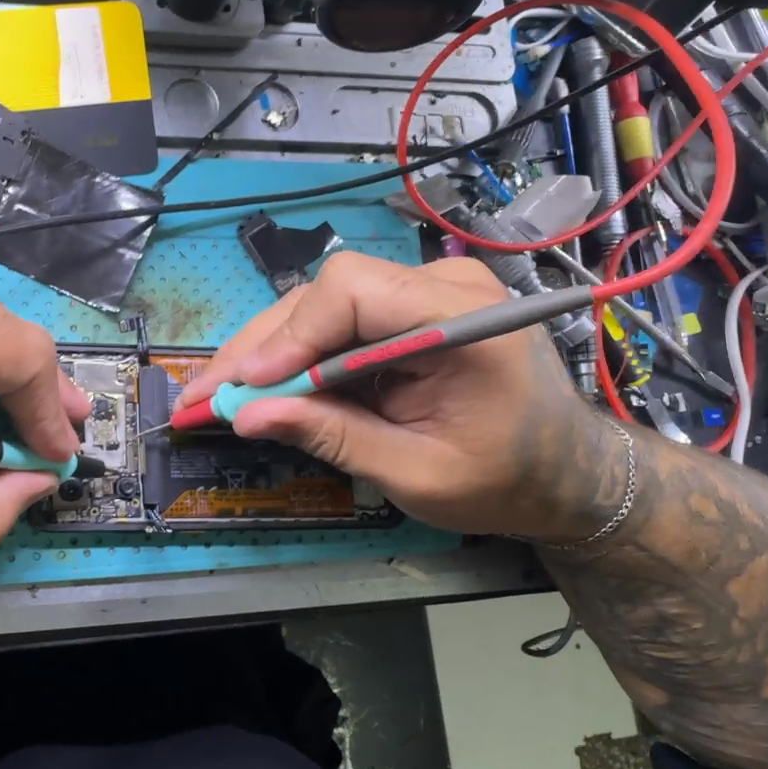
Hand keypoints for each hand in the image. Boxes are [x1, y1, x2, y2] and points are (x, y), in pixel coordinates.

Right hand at [178, 253, 617, 538]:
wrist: (563, 472)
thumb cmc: (505, 480)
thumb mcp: (417, 474)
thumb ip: (333, 437)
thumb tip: (248, 417)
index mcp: (463, 322)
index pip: (353, 293)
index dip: (289, 336)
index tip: (246, 386)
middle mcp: (440, 288)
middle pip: (323, 296)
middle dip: (258, 348)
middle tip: (204, 396)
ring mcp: (420, 295)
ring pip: (316, 307)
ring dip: (264, 352)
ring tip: (217, 394)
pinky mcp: (402, 312)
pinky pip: (332, 323)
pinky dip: (290, 357)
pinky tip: (256, 385)